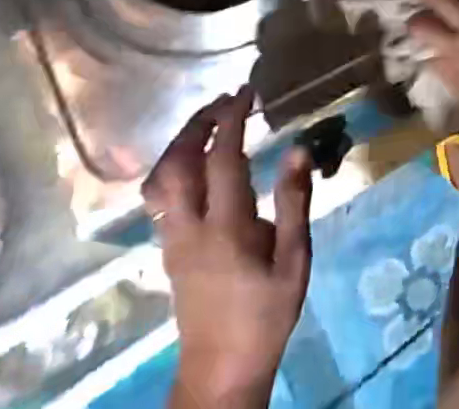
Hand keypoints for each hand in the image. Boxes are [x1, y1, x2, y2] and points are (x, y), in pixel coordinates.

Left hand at [143, 93, 312, 408]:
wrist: (222, 367)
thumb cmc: (266, 311)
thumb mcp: (294, 258)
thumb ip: (294, 202)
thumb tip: (299, 148)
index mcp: (225, 227)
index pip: (222, 159)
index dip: (231, 120)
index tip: (246, 91)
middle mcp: (188, 227)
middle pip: (176, 164)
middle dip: (197, 124)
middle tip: (224, 100)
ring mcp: (171, 239)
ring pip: (159, 180)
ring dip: (180, 144)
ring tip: (208, 123)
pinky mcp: (168, 249)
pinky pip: (160, 197)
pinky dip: (174, 166)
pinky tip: (196, 162)